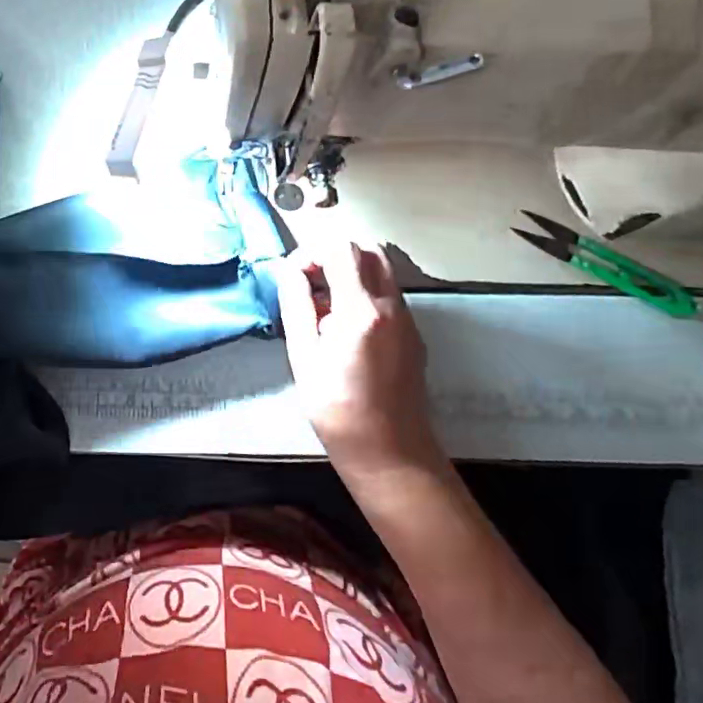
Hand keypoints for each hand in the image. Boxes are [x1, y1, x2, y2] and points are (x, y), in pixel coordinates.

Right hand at [276, 242, 444, 481]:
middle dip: (334, 255)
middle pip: (369, 250)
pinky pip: (388, 296)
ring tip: (322, 308)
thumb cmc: (336, 409)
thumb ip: (296, 305)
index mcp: (362, 310)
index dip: (312, 252)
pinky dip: (363, 294)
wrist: (390, 453)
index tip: (294, 276)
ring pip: (381, 272)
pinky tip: (342, 329)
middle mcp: (393, 307)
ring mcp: (408, 321)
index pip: (342, 249)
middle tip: (309, 282)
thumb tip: (289, 271)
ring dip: (349, 274)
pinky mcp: (413, 335)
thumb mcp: (303, 355)